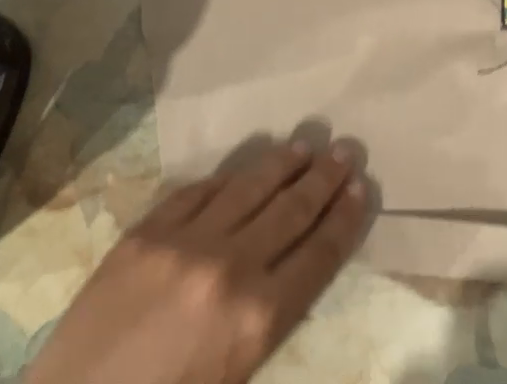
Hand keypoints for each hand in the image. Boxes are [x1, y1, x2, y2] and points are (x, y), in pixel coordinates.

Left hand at [25, 140, 368, 383]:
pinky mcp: (145, 233)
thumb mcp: (240, 370)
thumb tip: (298, 261)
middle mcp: (229, 268)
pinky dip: (226, 179)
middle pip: (292, 209)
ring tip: (304, 145)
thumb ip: (272, 313)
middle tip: (345, 150)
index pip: (320, 252)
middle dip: (324, 178)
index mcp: (259, 316)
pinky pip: (197, 192)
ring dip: (282, 164)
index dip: (345, 216)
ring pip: (248, 188)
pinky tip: (241, 171)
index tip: (361, 188)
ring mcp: (184, 243)